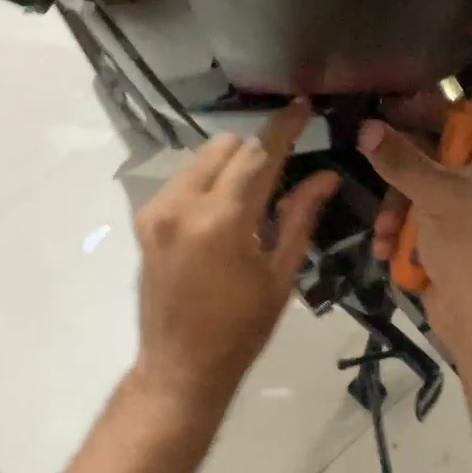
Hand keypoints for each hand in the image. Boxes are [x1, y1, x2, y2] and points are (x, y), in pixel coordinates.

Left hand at [131, 101, 339, 410]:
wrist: (181, 366)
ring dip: (230, 165)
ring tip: (253, 197)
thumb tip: (326, 176)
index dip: (285, 127)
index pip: (258, 154)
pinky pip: (181, 182)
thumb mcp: (279, 276)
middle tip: (283, 166)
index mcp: (223, 220)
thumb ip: (299, 218)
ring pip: (199, 160)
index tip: (304, 106)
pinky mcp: (145, 222)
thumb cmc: (241, 330)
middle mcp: (183, 204)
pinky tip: (223, 213)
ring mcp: (157, 211)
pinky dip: (206, 183)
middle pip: (225, 146)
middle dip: (256, 148)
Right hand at [359, 94, 471, 332]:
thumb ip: (400, 160)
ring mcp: (461, 214)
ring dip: (393, 214)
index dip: (426, 109)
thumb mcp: (434, 195)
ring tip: (385, 234)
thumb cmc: (470, 245)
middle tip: (371, 165)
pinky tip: (388, 251)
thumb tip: (366, 127)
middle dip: (398, 175)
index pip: (460, 117)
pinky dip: (399, 236)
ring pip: (414, 194)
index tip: (388, 109)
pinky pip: (413, 226)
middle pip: (429, 157)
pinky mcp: (443, 242)